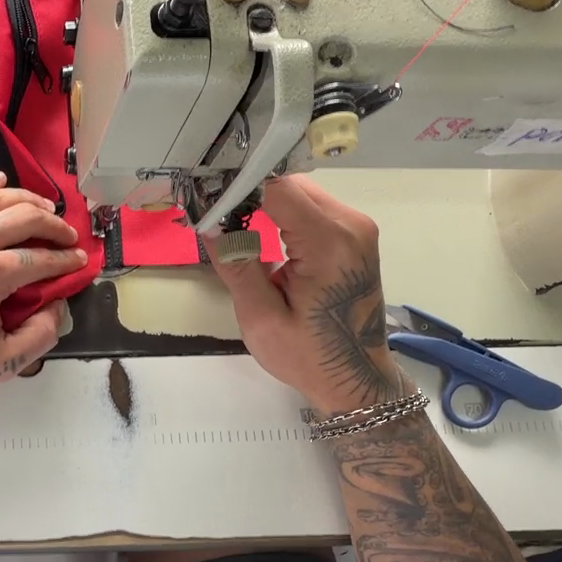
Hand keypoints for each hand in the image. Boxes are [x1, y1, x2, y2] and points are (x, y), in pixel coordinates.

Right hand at [207, 174, 404, 414]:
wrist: (355, 377)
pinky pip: (311, 207)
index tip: (205, 201)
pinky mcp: (354, 235)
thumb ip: (237, 265)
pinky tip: (257, 233)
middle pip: (289, 184)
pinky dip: (280, 213)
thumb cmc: (309, 355)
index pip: (278, 188)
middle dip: (248, 193)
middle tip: (212, 216)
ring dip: (263, 203)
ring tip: (229, 226)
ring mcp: (356, 227)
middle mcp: (350, 225)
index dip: (238, 188)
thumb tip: (210, 224)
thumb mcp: (261, 317)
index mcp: (329, 243)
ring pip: (299, 192)